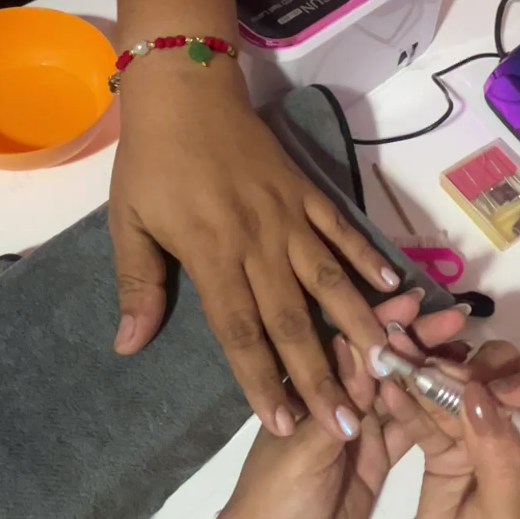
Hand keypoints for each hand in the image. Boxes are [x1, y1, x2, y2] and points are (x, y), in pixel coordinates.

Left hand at [109, 57, 399, 439]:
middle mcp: (259, 242)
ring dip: (358, 326)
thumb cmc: (152, 163)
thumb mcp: (128, 222)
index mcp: (212, 254)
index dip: (260, 380)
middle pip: (293, 318)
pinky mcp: (307, 192)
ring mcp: (290, 216)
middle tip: (346, 423)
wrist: (186, 94)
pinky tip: (391, 287)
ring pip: (330, 279)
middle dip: (319, 374)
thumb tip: (129, 346)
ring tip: (386, 366)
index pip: (240, 330)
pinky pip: (342, 229)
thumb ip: (137, 284)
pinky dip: (366, 257)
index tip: (282, 425)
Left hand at [205, 291, 464, 518]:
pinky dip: (429, 412)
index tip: (418, 299)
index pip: (345, 344)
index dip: (379, 319)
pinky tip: (459, 395)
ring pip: (397, 392)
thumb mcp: (302, 453)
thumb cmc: (274, 505)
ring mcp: (355, 431)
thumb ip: (333, 403)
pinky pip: (406, 429)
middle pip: (377, 363)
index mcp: (303, 389)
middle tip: (456, 319)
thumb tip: (359, 344)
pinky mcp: (375, 461)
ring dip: (427, 371)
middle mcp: (331, 401)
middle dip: (413, 340)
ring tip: (466, 347)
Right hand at [378, 332, 519, 518]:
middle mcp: (518, 433)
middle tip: (434, 371)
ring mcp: (477, 441)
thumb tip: (478, 392)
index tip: (495, 391)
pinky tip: (388, 386)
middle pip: (500, 375)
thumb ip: (498, 456)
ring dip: (429, 374)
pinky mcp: (442, 455)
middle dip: (469, 367)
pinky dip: (407, 402)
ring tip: (397, 357)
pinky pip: (425, 418)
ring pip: (457, 390)